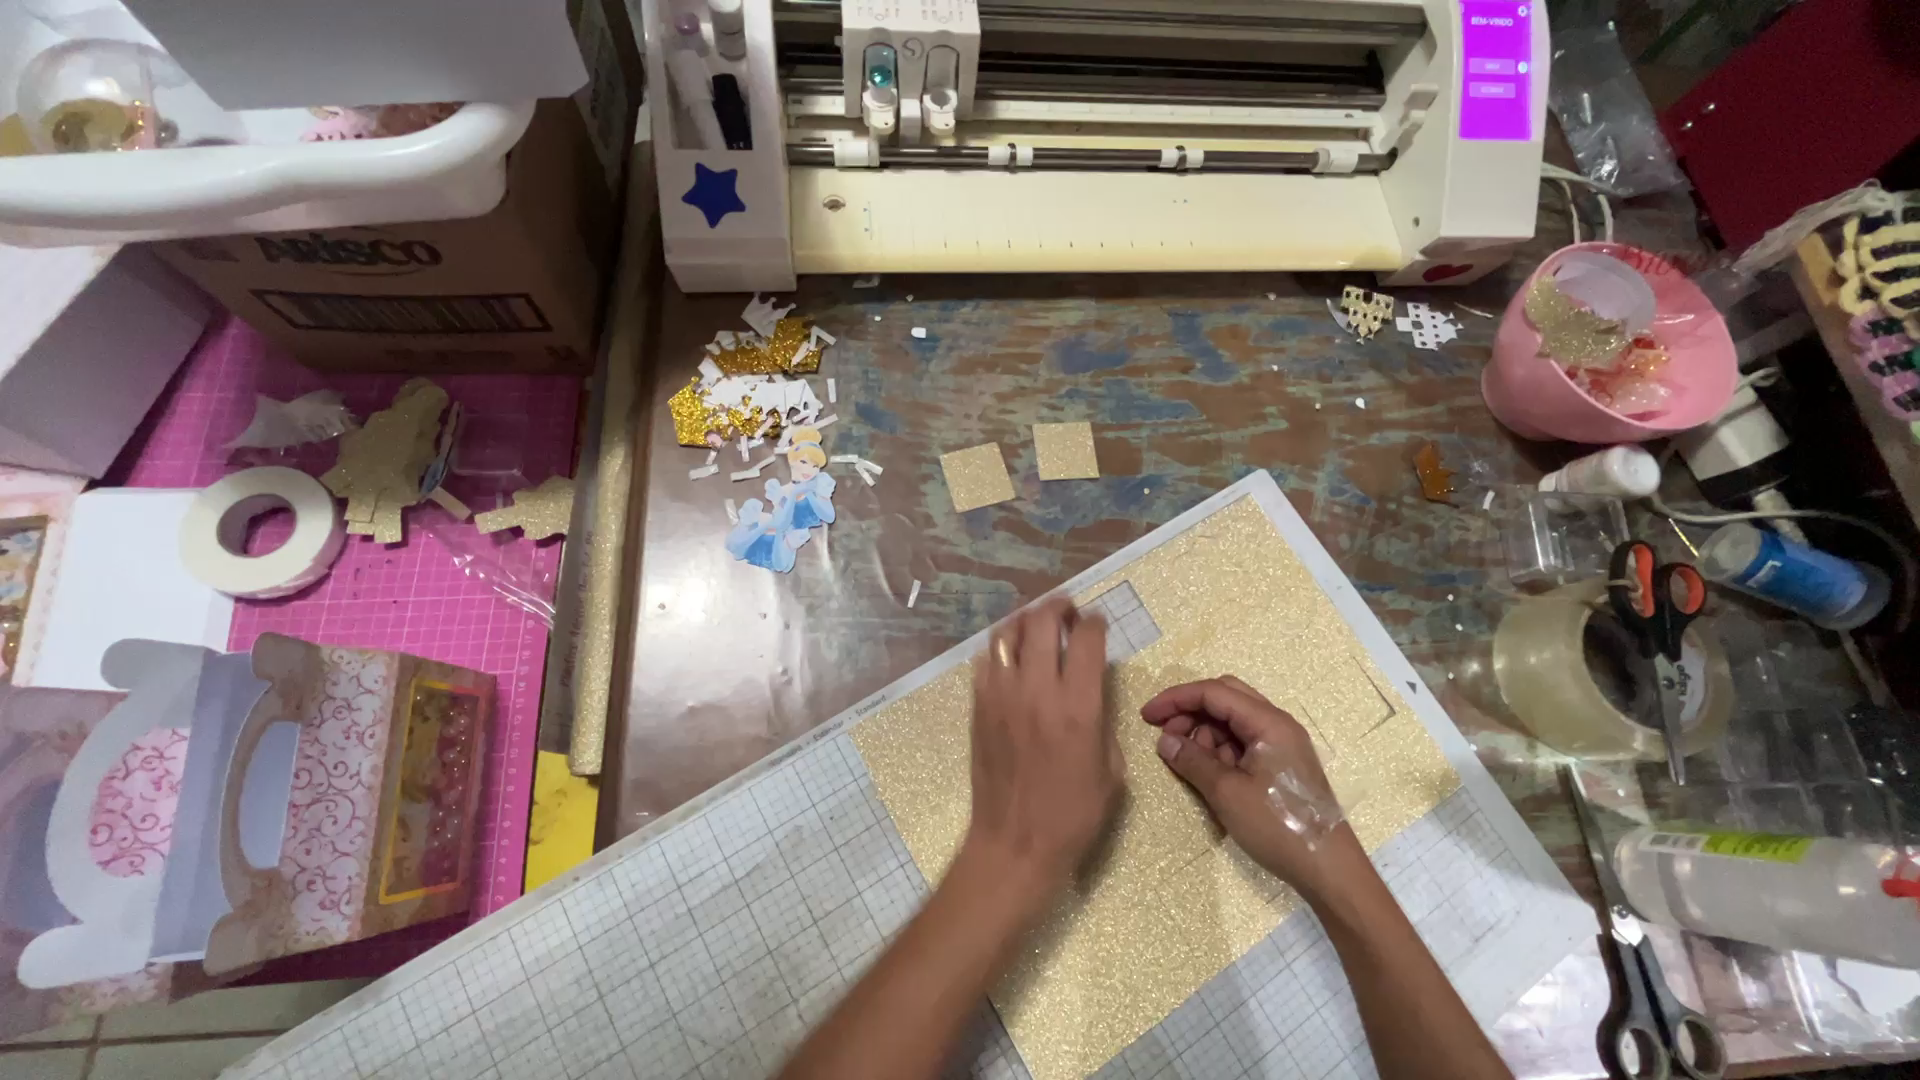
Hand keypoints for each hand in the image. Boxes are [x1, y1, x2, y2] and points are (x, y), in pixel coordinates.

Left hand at [963, 597, 1122, 897]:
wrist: (1014, 844)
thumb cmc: (1072, 816)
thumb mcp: (1112, 771)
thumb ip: (1103, 721)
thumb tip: (1092, 692)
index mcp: (1077, 707)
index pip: (1086, 639)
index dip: (1095, 622)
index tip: (1098, 622)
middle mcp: (1036, 691)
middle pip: (1042, 621)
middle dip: (1059, 607)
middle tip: (1068, 611)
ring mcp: (1000, 696)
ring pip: (1007, 633)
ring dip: (1025, 620)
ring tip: (1037, 625)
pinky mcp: (978, 707)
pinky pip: (986, 661)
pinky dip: (1001, 649)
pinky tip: (1012, 659)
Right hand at [1142, 677, 1366, 904]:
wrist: (1329, 870)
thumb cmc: (1278, 826)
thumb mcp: (1227, 793)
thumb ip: (1192, 760)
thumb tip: (1164, 740)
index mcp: (1268, 723)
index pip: (1213, 692)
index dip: (1176, 699)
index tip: (1147, 717)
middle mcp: (1277, 724)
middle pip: (1225, 697)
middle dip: (1190, 711)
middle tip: (1165, 736)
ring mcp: (1282, 744)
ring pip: (1233, 720)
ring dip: (1204, 732)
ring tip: (1187, 761)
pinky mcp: (1281, 764)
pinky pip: (1243, 741)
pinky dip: (1220, 749)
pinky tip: (1209, 772)